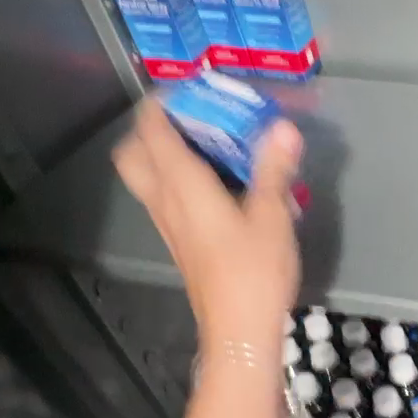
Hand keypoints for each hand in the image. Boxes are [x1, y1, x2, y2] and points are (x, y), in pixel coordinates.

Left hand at [113, 99, 303, 355]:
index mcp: (182, 183)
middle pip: (134, 151)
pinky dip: (179, 180)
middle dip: (153, 128)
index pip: (154, 127)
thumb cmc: (254, 270)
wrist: (238, 329)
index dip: (166, 100)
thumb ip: (273, 169)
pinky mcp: (181, 243)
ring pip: (146, 176)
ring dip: (165, 154)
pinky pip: (165, 197)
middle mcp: (164, 199)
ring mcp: (168, 224)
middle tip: (193, 122)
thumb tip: (283, 128)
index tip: (195, 88)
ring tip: (209, 149)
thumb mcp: (272, 215)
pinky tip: (218, 187)